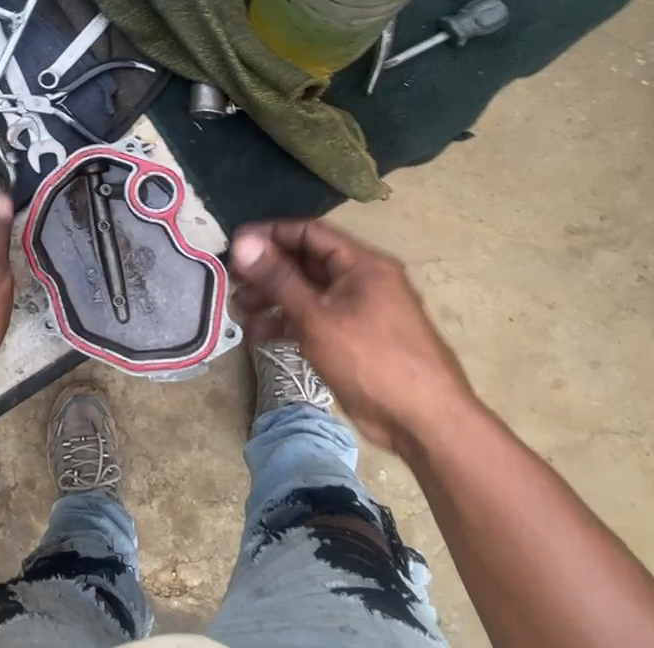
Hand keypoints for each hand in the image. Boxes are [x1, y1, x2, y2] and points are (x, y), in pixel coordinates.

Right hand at [229, 219, 481, 456]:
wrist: (422, 421)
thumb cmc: (371, 360)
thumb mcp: (317, 316)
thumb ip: (278, 278)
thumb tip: (242, 242)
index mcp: (362, 264)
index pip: (309, 232)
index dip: (269, 234)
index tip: (234, 245)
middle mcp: (360, 281)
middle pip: (304, 262)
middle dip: (266, 270)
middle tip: (231, 281)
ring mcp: (356, 311)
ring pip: (305, 292)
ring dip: (271, 298)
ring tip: (239, 311)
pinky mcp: (350, 338)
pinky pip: (312, 318)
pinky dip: (286, 322)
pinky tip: (260, 334)